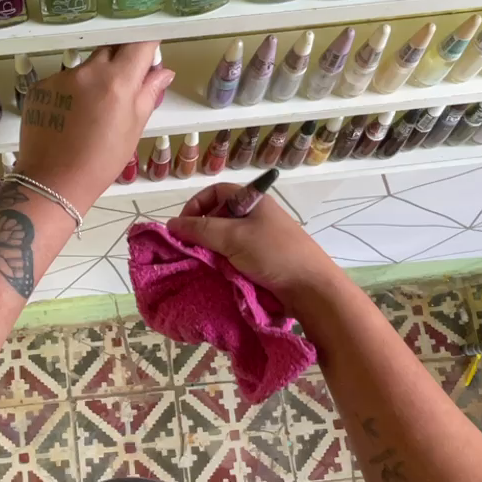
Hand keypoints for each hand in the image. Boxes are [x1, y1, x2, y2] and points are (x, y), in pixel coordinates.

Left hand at [15, 43, 172, 212]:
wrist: (53, 182)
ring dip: (93, 80)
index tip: (150, 53)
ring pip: (85, 67)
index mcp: (117, 81)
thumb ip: (148, 93)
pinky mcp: (40, 87)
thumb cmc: (101, 161)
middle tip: (123, 89)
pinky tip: (70, 118)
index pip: (139, 43)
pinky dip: (70, 93)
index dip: (148, 45)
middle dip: (120, 62)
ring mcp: (60, 77)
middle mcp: (88, 71)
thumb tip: (163, 72)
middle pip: (110, 50)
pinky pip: (62, 81)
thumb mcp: (133, 128)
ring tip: (91, 113)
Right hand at [166, 184, 346, 312]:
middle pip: (218, 216)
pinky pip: (234, 257)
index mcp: (253, 201)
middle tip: (188, 249)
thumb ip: (200, 229)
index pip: (216, 192)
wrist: (310, 288)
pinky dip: (221, 264)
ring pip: (224, 239)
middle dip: (200, 231)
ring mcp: (259, 240)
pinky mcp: (261, 261)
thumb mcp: (233, 237)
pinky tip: (214, 274)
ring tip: (199, 264)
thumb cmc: (273, 254)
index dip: (196, 205)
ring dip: (210, 250)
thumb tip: (170, 225)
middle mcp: (256, 217)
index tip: (183, 227)